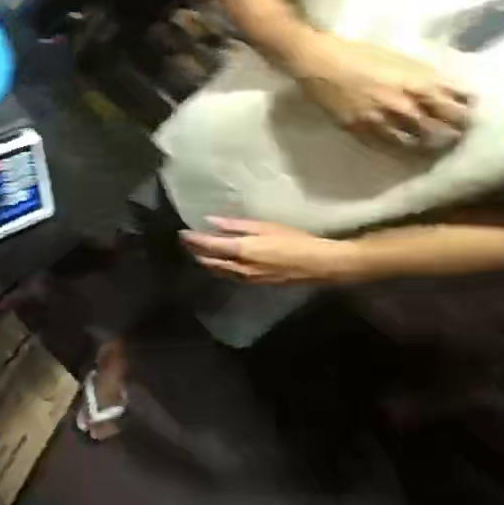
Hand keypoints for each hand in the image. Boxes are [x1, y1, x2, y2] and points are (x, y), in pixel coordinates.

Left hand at [182, 217, 364, 284]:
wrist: (322, 264)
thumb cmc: (294, 240)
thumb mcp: (264, 227)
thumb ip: (235, 225)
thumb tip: (210, 221)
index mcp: (241, 250)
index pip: (208, 245)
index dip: (193, 239)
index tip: (181, 233)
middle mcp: (241, 267)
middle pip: (210, 260)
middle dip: (195, 251)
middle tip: (185, 241)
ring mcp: (249, 278)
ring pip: (219, 271)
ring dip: (206, 261)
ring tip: (197, 252)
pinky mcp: (258, 283)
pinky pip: (231, 276)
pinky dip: (220, 269)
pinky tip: (219, 264)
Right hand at [288, 34, 471, 150]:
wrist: (315, 60)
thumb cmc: (357, 53)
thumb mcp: (399, 59)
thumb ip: (426, 77)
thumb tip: (454, 93)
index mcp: (418, 83)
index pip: (459, 108)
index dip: (467, 114)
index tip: (468, 116)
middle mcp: (404, 105)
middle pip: (444, 130)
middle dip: (453, 132)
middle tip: (456, 134)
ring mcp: (380, 120)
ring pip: (417, 143)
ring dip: (429, 145)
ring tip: (433, 145)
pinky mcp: (359, 129)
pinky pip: (387, 146)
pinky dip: (402, 149)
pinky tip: (406, 149)